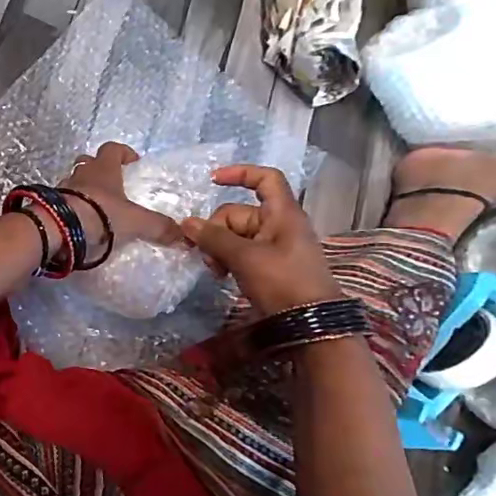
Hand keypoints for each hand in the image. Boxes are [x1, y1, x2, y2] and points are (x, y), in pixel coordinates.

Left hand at [59, 142, 181, 254]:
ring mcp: (61, 189)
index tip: (132, 162)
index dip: (123, 152)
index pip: (112, 149)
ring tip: (94, 206)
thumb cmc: (100, 215)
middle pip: (88, 162)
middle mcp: (80, 173)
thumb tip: (184, 237)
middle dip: (98, 169)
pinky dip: (70, 207)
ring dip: (82, 189)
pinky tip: (78, 221)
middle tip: (111, 184)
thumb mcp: (135, 222)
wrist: (59, 228)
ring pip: (72, 181)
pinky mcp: (48, 206)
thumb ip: (158, 227)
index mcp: (103, 169)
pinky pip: (61, 201)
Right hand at [180, 164, 342, 314]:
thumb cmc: (283, 282)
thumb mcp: (245, 258)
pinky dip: (227, 260)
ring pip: (235, 235)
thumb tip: (186, 223)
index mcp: (282, 214)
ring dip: (219, 248)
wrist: (309, 322)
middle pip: (238, 213)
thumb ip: (214, 238)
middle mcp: (278, 225)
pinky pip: (240, 253)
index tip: (212, 180)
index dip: (240, 174)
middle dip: (216, 231)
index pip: (265, 179)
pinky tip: (221, 275)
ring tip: (215, 270)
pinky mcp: (267, 266)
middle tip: (207, 256)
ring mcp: (273, 246)